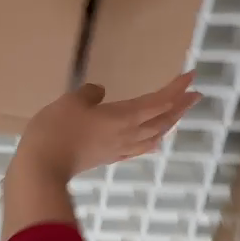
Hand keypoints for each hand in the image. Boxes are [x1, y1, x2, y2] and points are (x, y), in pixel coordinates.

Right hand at [13, 72, 200, 183]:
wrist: (44, 165)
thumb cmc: (57, 129)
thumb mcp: (71, 101)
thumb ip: (90, 93)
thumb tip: (100, 93)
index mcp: (124, 116)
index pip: (159, 100)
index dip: (176, 87)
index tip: (191, 75)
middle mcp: (129, 133)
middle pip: (163, 119)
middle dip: (180, 106)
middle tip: (195, 95)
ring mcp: (119, 148)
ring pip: (154, 135)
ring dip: (169, 124)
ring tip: (176, 115)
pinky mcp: (108, 158)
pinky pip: (138, 149)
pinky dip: (151, 142)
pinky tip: (152, 143)